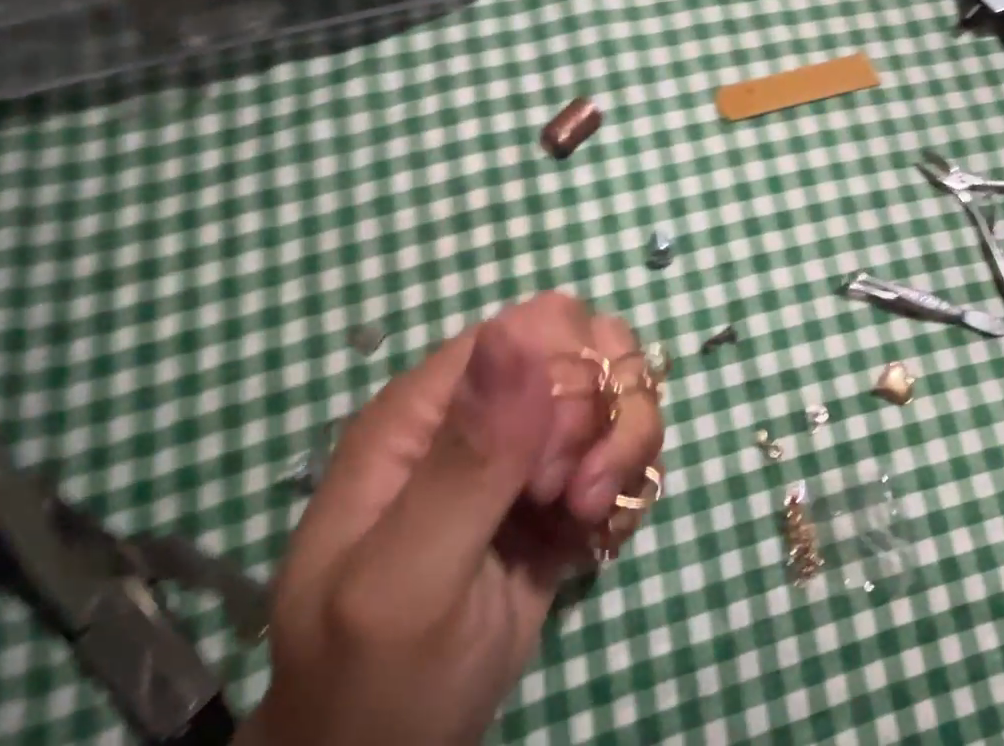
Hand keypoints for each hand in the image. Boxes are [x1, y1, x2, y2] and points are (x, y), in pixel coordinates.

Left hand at [244, 293, 664, 744]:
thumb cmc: (376, 677)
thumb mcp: (408, 577)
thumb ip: (466, 459)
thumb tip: (517, 332)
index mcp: (426, 411)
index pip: (534, 328)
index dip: (571, 381)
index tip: (560, 467)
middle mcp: (481, 416)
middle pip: (589, 353)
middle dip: (610, 418)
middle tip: (580, 498)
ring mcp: (522, 455)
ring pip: (615, 400)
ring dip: (624, 454)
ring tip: (589, 521)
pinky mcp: (558, 496)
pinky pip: (620, 456)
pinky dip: (627, 488)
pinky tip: (599, 538)